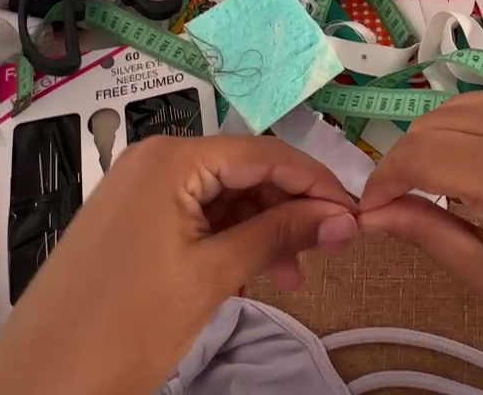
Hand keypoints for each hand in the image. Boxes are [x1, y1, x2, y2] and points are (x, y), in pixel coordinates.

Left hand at [0, 135, 358, 394]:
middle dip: (289, 209)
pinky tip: (257, 273)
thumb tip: (348, 218)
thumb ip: (282, 235)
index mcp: (173, 157)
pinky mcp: (131, 221)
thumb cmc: (126, 329)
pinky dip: (229, 242)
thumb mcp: (212, 277)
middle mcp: (156, 159)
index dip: (315, 181)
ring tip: (296, 274)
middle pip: (244, 172)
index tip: (356, 213)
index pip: (264, 153)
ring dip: (263, 230)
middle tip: (330, 248)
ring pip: (223, 197)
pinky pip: (196, 217)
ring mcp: (139, 190)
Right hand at [357, 90, 482, 337]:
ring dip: (433, 140)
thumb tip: (374, 215)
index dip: (383, 181)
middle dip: (404, 160)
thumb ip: (427, 233)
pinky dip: (467, 126)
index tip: (373, 209)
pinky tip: (480, 163)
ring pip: (455, 106)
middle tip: (404, 203)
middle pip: (429, 125)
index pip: (414, 155)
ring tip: (443, 186)